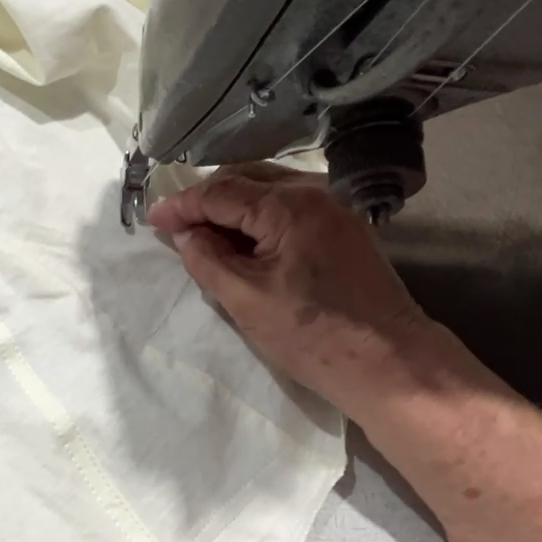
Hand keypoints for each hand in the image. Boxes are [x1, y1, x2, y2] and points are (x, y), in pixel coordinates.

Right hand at [145, 162, 432, 409]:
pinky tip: (243, 243)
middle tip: (175, 227)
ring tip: (204, 236)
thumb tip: (184, 233)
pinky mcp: (344, 225)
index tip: (152, 221)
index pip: (221, 192)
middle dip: (206, 200)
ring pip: (268, 190)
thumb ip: (208, 259)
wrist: (388, 362)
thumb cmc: (312, 336)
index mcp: (289, 205)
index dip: (182, 205)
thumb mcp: (246, 300)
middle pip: (245, 179)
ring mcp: (334, 205)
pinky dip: (258, 217)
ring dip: (232, 207)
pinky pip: (288, 206)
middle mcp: (315, 191)